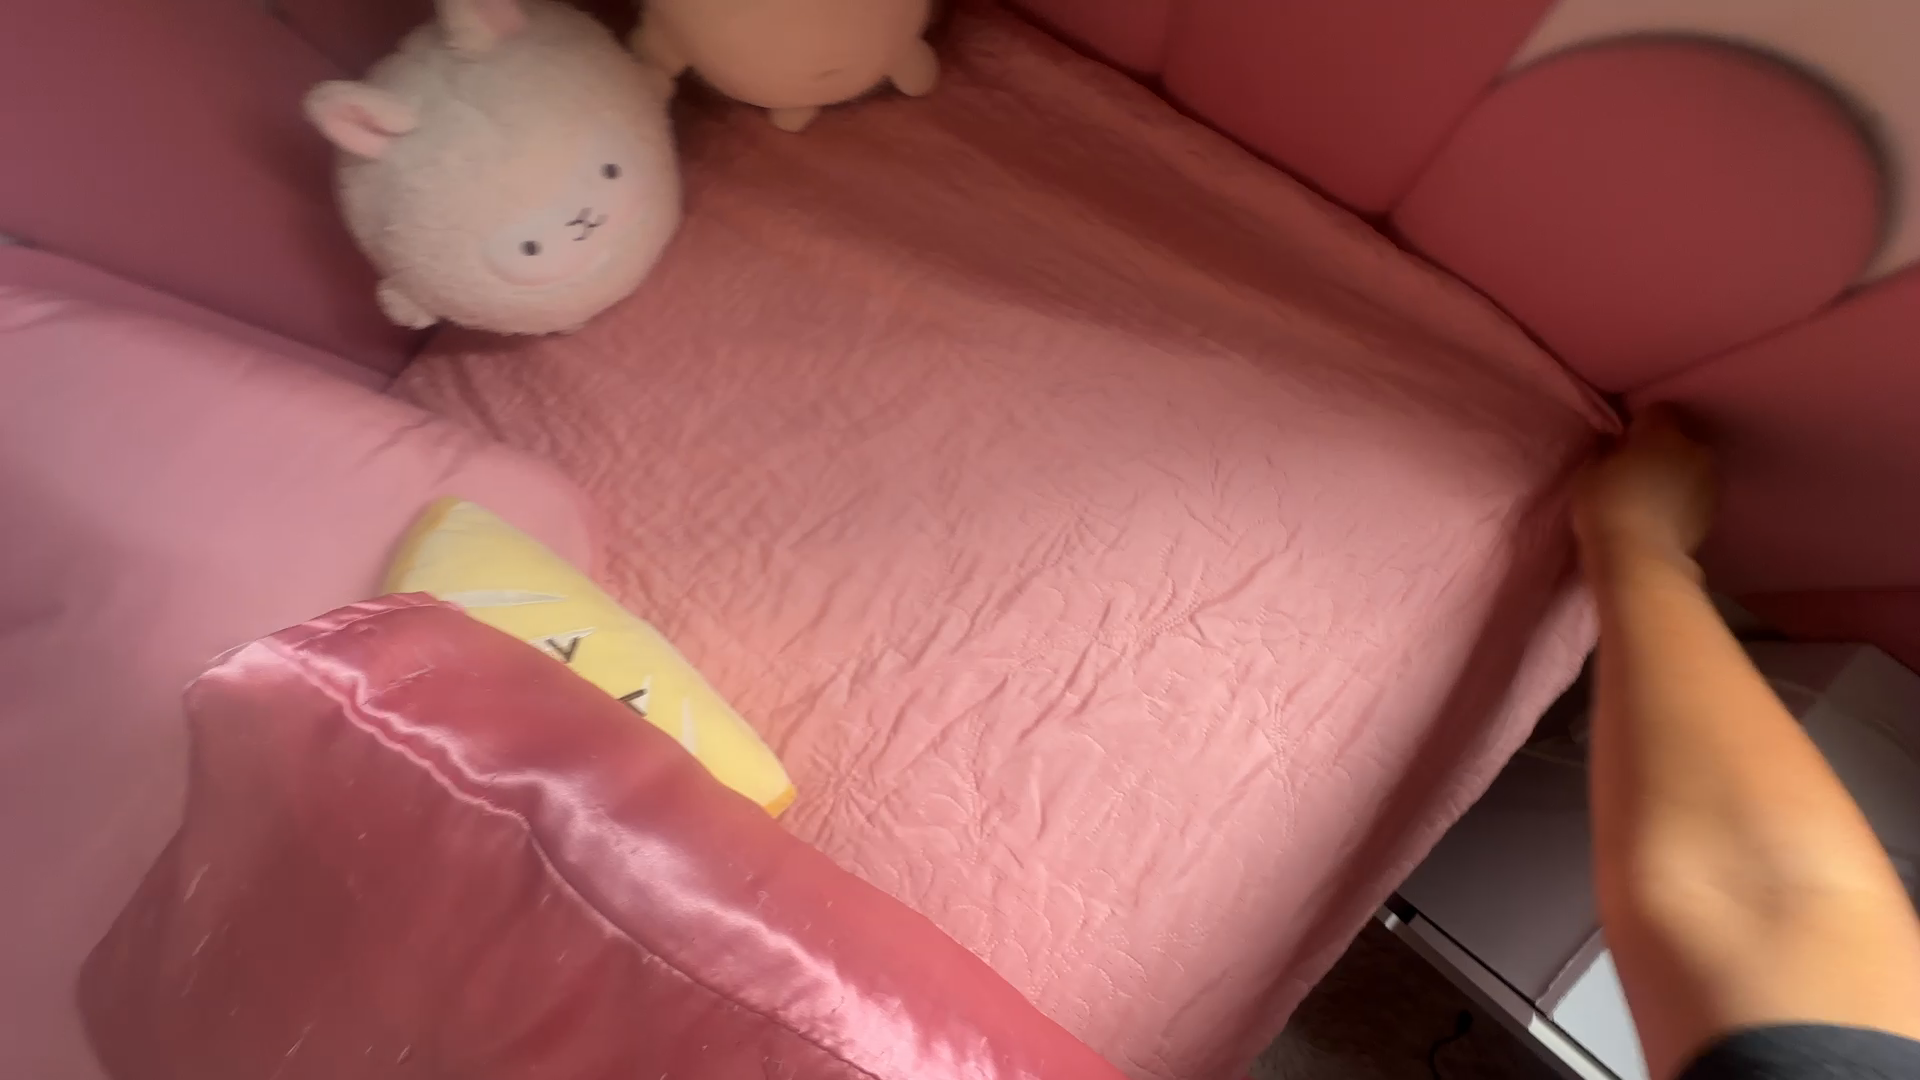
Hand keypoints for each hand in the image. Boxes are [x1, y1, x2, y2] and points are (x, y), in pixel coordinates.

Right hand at [1574, 406, 1716, 563]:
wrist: (1639, 555)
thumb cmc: (1605, 507)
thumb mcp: (1589, 473)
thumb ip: (1607, 451)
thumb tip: (1616, 443)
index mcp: (1662, 435)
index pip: (1657, 409)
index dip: (1638, 419)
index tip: (1621, 435)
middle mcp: (1695, 448)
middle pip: (1680, 434)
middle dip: (1660, 443)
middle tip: (1632, 463)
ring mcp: (1710, 477)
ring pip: (1690, 460)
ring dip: (1673, 467)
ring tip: (1647, 488)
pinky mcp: (1715, 503)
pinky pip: (1696, 485)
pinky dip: (1681, 491)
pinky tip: (1660, 507)